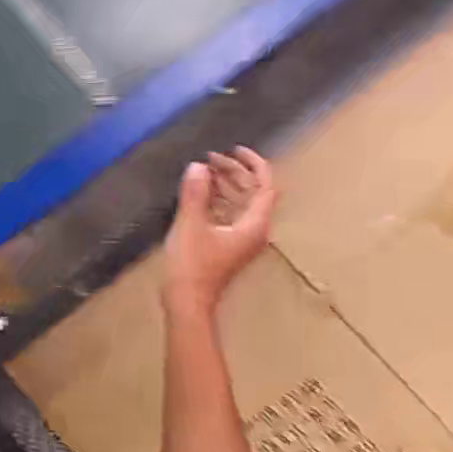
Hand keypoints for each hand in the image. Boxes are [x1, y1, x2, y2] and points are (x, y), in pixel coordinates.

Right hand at [163, 147, 275, 317]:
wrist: (187, 301)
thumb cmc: (192, 266)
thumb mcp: (191, 225)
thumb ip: (195, 194)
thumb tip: (198, 167)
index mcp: (254, 225)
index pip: (265, 185)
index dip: (252, 164)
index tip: (234, 150)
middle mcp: (253, 231)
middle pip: (253, 192)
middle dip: (234, 172)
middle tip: (209, 160)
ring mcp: (241, 240)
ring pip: (240, 203)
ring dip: (225, 185)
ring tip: (203, 173)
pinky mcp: (227, 246)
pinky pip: (229, 215)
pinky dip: (218, 200)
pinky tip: (201, 194)